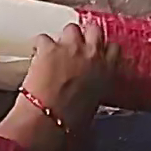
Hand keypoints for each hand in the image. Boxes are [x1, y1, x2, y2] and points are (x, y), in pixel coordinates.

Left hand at [0, 21, 118, 150]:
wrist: (49, 121)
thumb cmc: (73, 122)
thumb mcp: (94, 106)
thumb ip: (95, 91)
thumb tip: (87, 94)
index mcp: (108, 70)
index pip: (114, 48)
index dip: (102, 49)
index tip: (95, 54)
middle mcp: (92, 54)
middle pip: (94, 29)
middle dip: (85, 36)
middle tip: (75, 47)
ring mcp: (70, 47)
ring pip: (71, 28)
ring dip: (64, 38)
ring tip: (56, 50)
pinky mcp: (48, 48)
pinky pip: (44, 38)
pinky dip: (40, 45)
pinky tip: (36, 55)